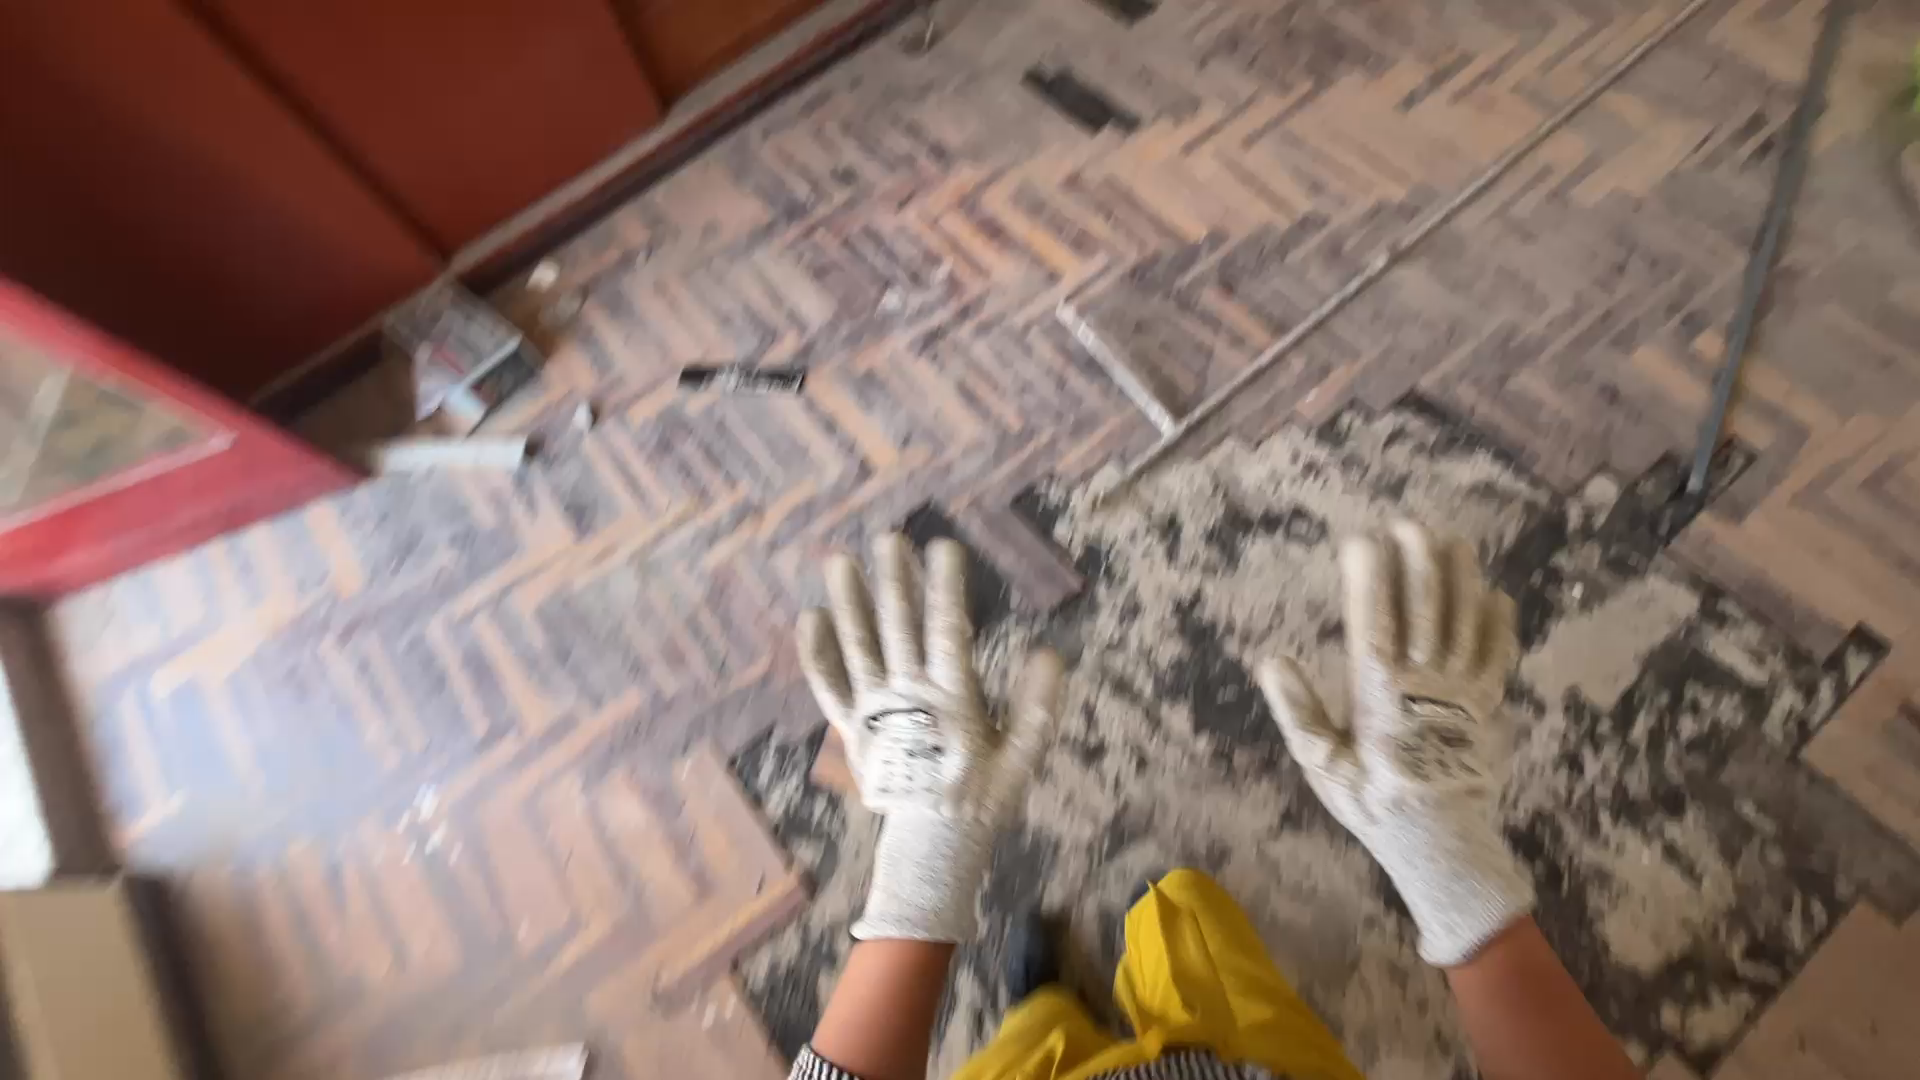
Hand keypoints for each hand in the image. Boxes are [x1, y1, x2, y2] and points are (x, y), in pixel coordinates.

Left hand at [798, 533, 1064, 941]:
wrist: (931, 846)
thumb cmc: (982, 796)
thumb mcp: (1022, 757)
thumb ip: (1037, 707)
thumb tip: (1051, 654)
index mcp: (951, 699)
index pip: (947, 631)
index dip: (945, 588)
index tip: (943, 547)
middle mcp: (907, 696)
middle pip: (898, 629)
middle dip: (893, 581)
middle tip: (887, 538)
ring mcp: (873, 711)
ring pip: (858, 648)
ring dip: (848, 603)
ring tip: (838, 561)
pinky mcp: (850, 728)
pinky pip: (828, 687)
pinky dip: (816, 654)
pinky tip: (809, 617)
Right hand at [1254, 520, 1530, 966]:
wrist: (1443, 848)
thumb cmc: (1372, 802)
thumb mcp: (1320, 765)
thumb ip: (1297, 711)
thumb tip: (1271, 659)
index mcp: (1382, 696)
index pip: (1376, 624)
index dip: (1370, 579)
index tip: (1361, 541)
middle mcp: (1427, 686)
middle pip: (1428, 612)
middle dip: (1418, 563)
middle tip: (1408, 524)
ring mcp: (1465, 694)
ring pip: (1467, 625)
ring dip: (1460, 579)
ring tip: (1452, 539)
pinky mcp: (1490, 708)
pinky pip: (1499, 657)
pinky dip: (1499, 623)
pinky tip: (1495, 594)